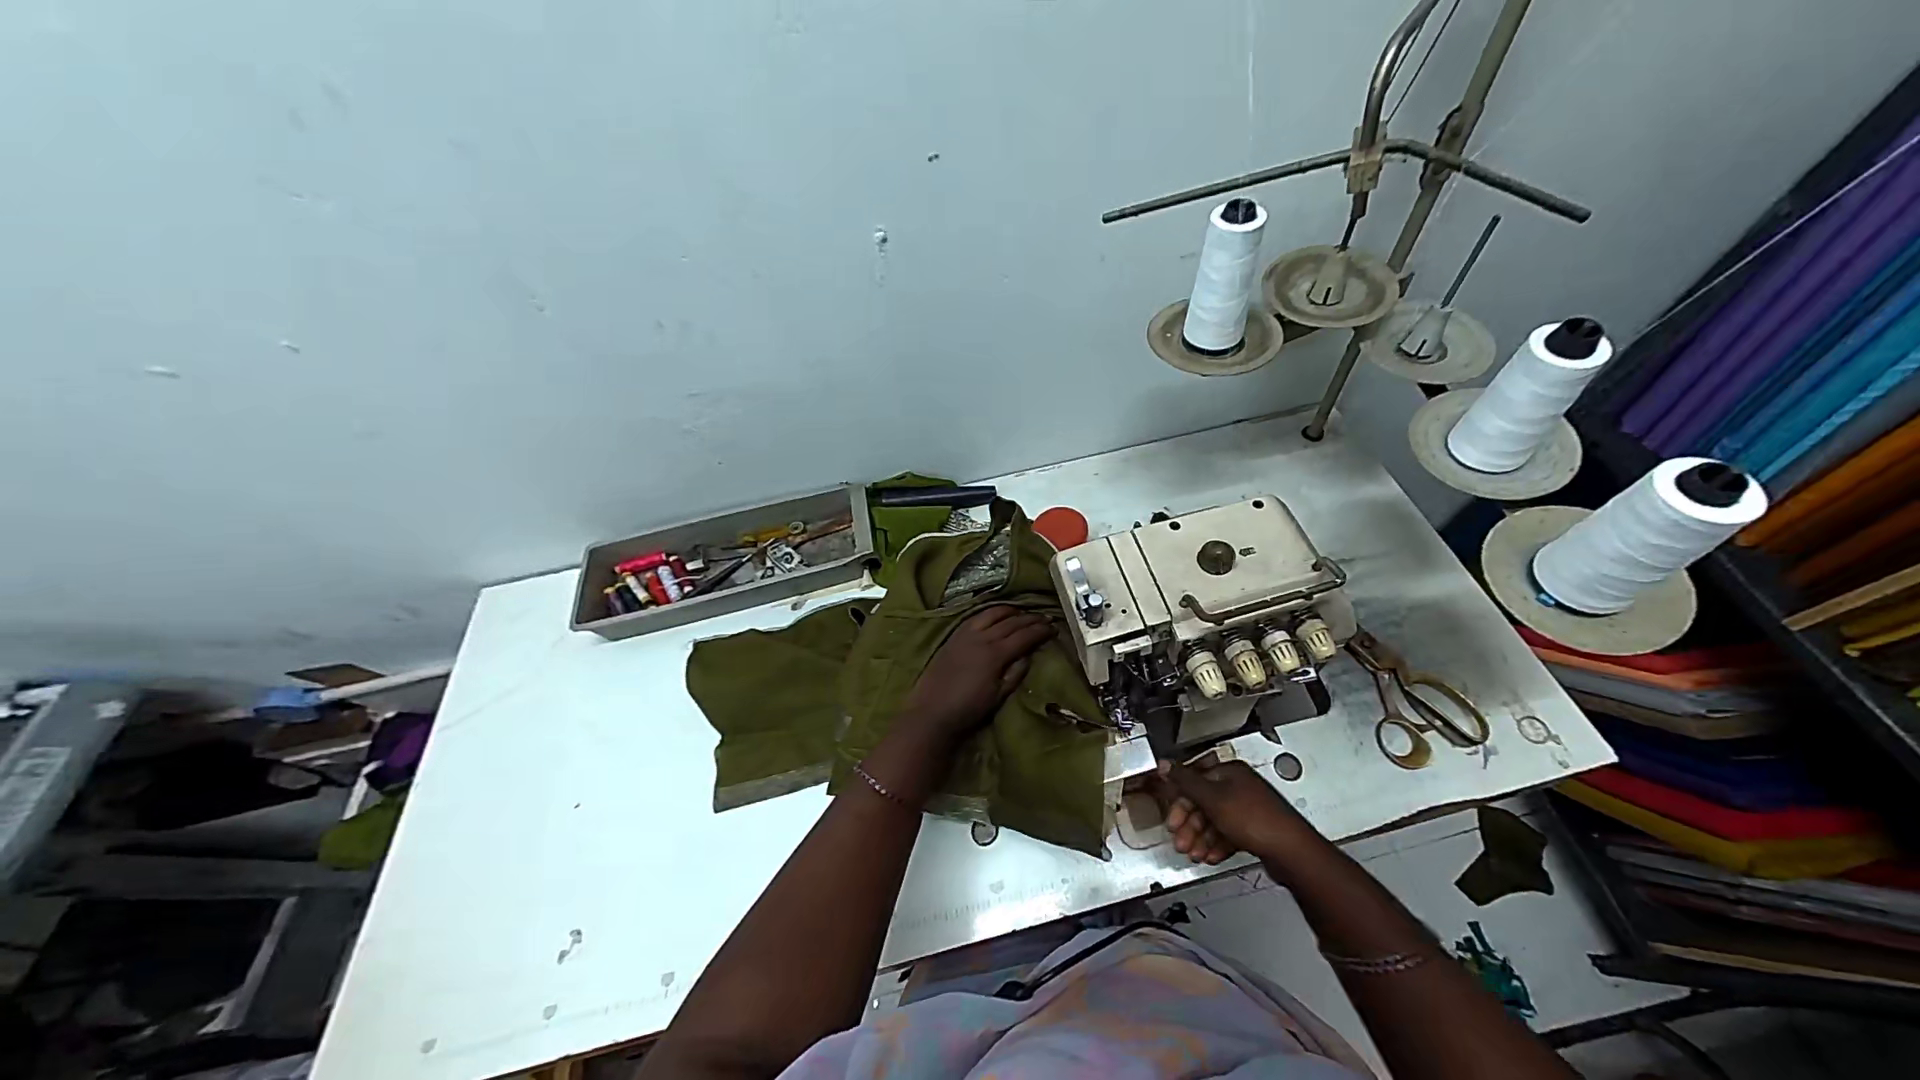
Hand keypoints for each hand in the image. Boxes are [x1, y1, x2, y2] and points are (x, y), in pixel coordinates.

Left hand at [898, 606, 1054, 740]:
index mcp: (995, 653)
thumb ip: (1016, 672)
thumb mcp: (999, 695)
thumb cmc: (968, 708)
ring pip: (993, 613)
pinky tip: (996, 615)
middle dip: (1030, 618)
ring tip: (1023, 613)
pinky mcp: (954, 635)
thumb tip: (1029, 654)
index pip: (1024, 635)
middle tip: (1045, 617)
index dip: (1041, 630)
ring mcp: (966, 633)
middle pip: (1011, 621)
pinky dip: (991, 612)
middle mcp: (982, 637)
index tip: (1054, 627)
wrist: (932, 711)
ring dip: (1011, 610)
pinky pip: (976, 615)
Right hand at [1158, 759, 1326, 866]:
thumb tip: (1166, 764)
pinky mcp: (1255, 829)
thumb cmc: (1259, 821)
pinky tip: (1211, 856)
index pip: (1194, 780)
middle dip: (1190, 824)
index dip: (1180, 800)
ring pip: (1215, 821)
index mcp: (1229, 772)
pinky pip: (1228, 835)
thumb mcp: (1212, 798)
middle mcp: (1239, 787)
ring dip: (1201, 838)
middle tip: (1180, 839)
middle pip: (1203, 803)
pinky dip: (1217, 845)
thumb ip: (1185, 781)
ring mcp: (1248, 809)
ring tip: (1194, 852)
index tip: (1171, 816)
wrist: (1291, 852)